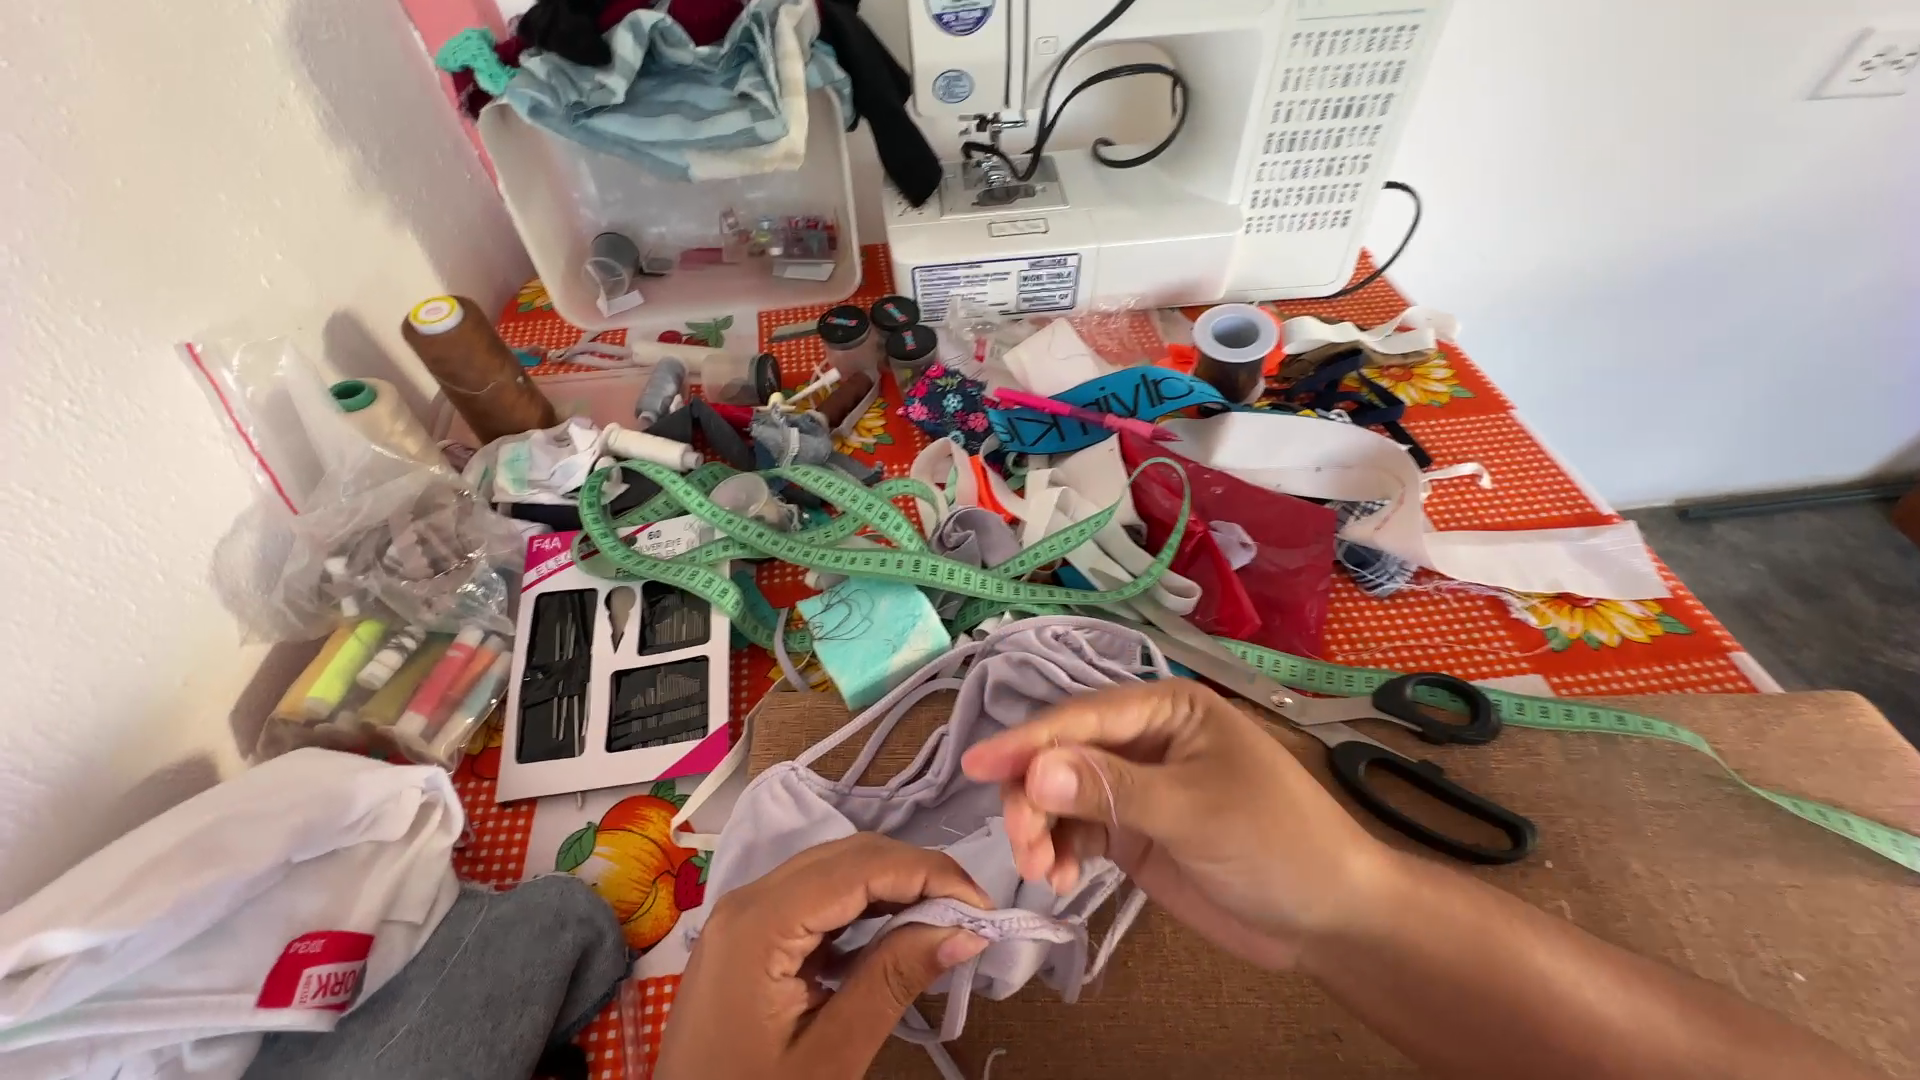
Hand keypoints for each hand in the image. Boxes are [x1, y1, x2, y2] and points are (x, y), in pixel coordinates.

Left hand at [655, 834, 992, 1079]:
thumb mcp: (829, 1057)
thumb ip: (893, 981)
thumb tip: (965, 930)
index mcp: (760, 921)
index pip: (861, 865)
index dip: (928, 872)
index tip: (983, 905)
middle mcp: (749, 897)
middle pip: (848, 855)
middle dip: (916, 873)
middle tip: (969, 913)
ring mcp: (746, 911)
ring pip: (835, 868)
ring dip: (893, 885)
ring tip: (943, 919)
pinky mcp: (751, 931)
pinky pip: (817, 896)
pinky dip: (863, 905)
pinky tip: (893, 931)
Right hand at [961, 679, 1392, 969]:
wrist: (1330, 918)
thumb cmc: (1276, 842)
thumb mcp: (1194, 810)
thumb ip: (1111, 789)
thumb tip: (1032, 769)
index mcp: (1165, 708)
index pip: (1082, 716)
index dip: (1026, 740)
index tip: (975, 765)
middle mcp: (1142, 738)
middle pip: (1062, 753)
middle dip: (1033, 795)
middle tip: (1025, 846)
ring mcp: (1134, 785)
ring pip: (1061, 792)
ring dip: (1041, 826)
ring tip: (1045, 870)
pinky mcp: (1132, 830)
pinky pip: (1076, 829)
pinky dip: (1059, 850)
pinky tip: (1061, 878)